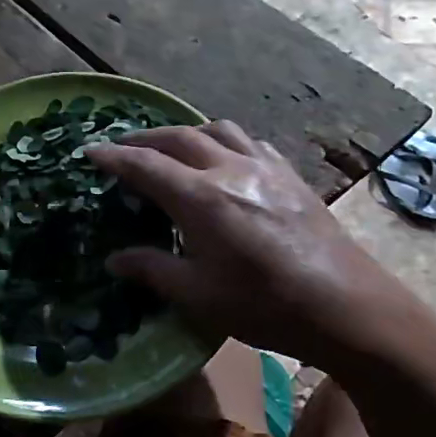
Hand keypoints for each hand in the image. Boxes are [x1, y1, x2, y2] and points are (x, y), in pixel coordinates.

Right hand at [90, 122, 416, 364]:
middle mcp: (231, 169)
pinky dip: (224, 143)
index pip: (146, 165)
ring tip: (171, 148)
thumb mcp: (199, 296)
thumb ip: (154, 270)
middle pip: (179, 137)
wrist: (345, 305)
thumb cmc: (266, 306)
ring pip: (218, 130)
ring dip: (186, 133)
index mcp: (202, 198)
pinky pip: (250, 143)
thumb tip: (115, 258)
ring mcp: (266, 168)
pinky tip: (226, 161)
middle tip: (122, 148)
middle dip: (144, 138)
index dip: (114, 157)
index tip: (90, 151)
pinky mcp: (291, 176)